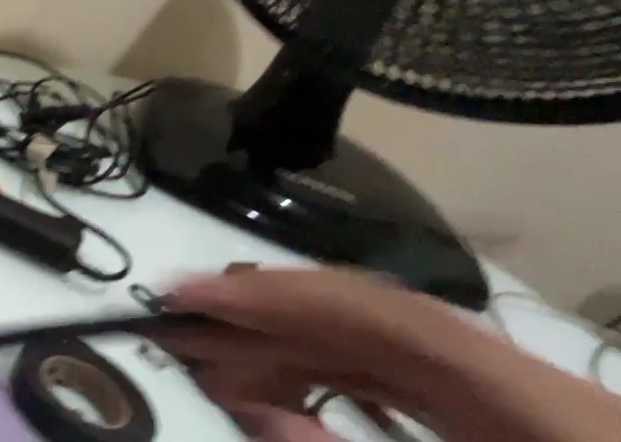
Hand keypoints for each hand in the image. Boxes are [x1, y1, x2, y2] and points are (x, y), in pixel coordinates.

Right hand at [165, 268, 620, 441]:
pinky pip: (397, 387)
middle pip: (371, 322)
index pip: (392, 316)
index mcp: (547, 409)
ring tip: (207, 365)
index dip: (284, 293)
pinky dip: (326, 381)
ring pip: (377, 350)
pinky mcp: (500, 431)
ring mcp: (516, 408)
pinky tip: (276, 397)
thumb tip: (259, 414)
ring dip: (286, 350)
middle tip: (172, 325)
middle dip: (266, 318)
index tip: (192, 293)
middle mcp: (525, 388)